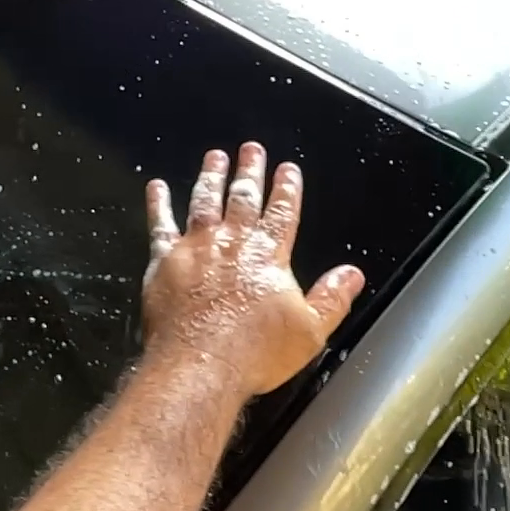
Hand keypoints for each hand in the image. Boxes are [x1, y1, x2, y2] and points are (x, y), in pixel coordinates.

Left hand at [140, 143, 364, 396]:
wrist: (201, 363)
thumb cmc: (255, 352)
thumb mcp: (309, 331)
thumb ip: (331, 298)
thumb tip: (353, 274)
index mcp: (267, 254)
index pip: (282, 211)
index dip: (286, 188)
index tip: (287, 168)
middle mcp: (232, 241)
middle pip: (243, 196)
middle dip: (249, 170)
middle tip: (251, 148)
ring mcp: (196, 246)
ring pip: (204, 200)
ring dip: (210, 176)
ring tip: (215, 156)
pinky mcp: (165, 259)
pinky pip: (159, 224)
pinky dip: (158, 203)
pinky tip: (156, 186)